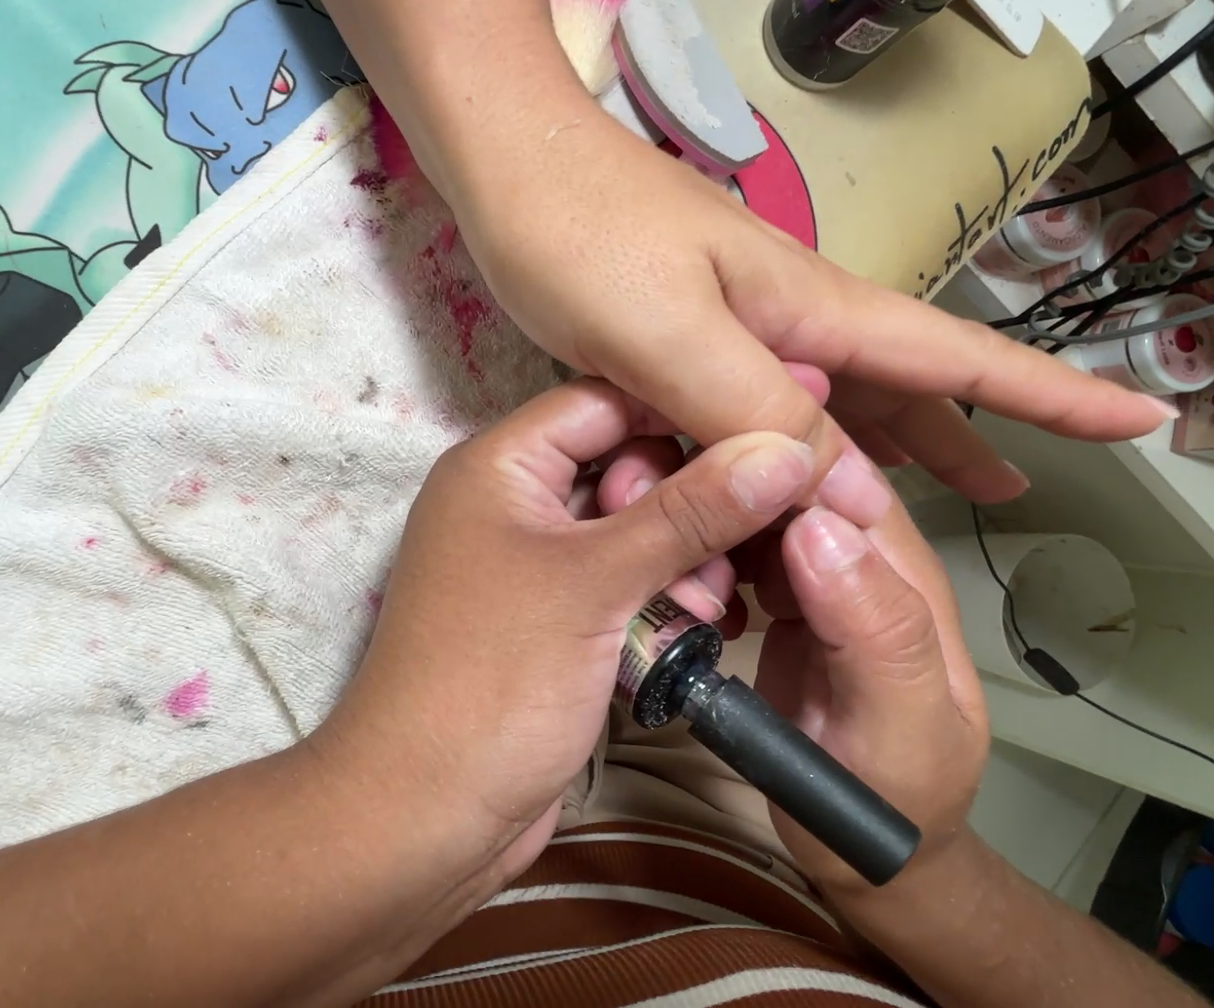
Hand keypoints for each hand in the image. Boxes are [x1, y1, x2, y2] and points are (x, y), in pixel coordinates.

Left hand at [316, 379, 817, 878]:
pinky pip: (622, 583)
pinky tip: (691, 630)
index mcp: (497, 466)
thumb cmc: (494, 679)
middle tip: (726, 551)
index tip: (775, 426)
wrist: (428, 814)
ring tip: (702, 606)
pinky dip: (659, 598)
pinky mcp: (554, 621)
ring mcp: (532, 565)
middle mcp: (511, 503)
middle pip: (624, 464)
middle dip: (686, 502)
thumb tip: (784, 446)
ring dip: (679, 559)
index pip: (604, 400)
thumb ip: (690, 511)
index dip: (685, 406)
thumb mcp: (594, 583)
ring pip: (631, 530)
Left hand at [440, 99, 1173, 512]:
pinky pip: (755, 404)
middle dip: (956, 437)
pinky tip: (781, 466)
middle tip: (1010, 492)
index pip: (949, 355)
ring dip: (874, 444)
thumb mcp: (670, 333)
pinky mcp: (677, 339)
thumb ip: (755, 408)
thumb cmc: (581, 240)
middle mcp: (780, 320)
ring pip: (825, 398)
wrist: (507, 175)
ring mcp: (729, 327)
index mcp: (803, 312)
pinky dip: (784, 443)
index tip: (1137, 423)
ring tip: (916, 494)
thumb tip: (851, 493)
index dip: (1042, 395)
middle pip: (894, 385)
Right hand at [593, 440, 988, 891]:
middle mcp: (854, 559)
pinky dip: (698, 558)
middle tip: (650, 499)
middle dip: (720, 483)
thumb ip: (878, 630)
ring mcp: (810, 580)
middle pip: (784, 486)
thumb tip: (814, 525)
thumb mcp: (903, 727)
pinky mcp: (775, 601)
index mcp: (898, 571)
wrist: (872, 849)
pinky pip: (731, 555)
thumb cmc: (898, 797)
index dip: (770, 452)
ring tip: (656, 541)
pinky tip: (674, 579)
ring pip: (749, 515)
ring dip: (702, 519)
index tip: (693, 453)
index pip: (837, 478)